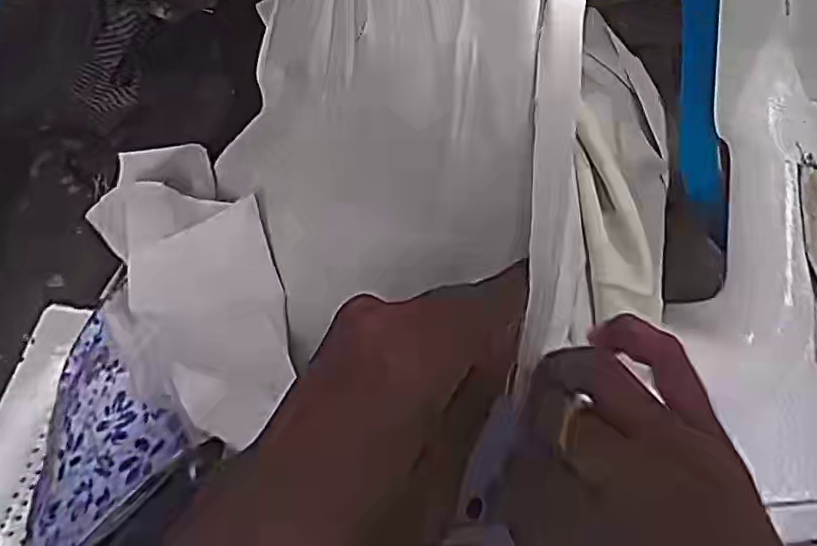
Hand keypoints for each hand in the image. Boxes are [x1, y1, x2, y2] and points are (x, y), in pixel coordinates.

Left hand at [173, 264, 525, 545]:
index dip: (534, 305)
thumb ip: (481, 399)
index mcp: (415, 341)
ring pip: (433, 316)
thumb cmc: (355, 521)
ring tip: (470, 397)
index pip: (500, 295)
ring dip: (456, 344)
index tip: (557, 318)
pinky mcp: (337, 340)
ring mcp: (355, 323)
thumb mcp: (442, 478)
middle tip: (517, 379)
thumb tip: (510, 350)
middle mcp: (382, 315)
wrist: (259, 538)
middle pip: (465, 305)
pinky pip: (402, 328)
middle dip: (493, 335)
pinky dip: (423, 350)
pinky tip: (427, 397)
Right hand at [499, 315, 779, 545]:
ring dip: (567, 370)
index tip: (506, 473)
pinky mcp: (707, 429)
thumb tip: (526, 504)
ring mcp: (670, 441)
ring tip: (552, 373)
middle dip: (532, 417)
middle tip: (524, 423)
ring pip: (601, 377)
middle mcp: (626, 471)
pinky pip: (669, 362)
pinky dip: (637, 336)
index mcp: (590, 523)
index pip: (526, 476)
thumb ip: (554, 528)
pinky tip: (612, 333)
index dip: (510, 471)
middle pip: (559, 418)